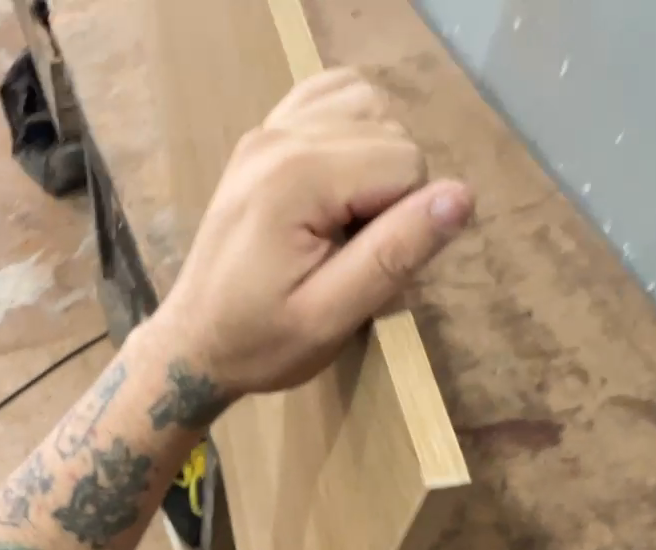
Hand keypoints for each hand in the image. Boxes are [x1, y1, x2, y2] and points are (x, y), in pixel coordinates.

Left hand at [150, 68, 473, 398]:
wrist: (194, 344)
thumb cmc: (259, 343)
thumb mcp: (330, 317)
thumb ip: (394, 255)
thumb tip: (461, 196)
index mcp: (298, 178)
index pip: (408, 162)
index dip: (403, 222)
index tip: (361, 266)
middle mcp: (281, 137)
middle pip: (392, 133)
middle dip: (390, 196)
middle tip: (346, 255)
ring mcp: (267, 131)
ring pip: (370, 111)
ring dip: (374, 165)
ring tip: (340, 223)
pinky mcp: (262, 138)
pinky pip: (332, 100)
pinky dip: (351, 133)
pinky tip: (336, 183)